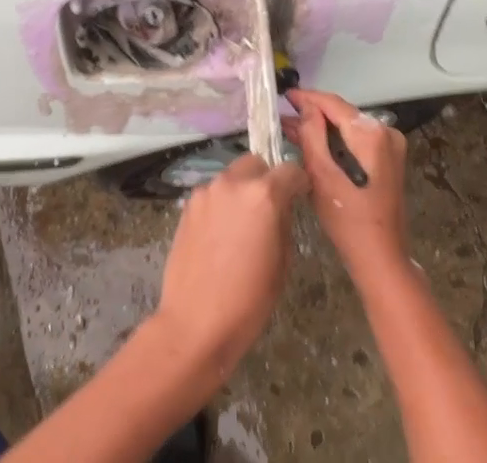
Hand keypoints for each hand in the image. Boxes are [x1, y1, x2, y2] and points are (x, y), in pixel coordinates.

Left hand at [152, 154, 307, 372]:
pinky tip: (221, 235)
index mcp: (264, 195)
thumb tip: (282, 206)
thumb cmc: (249, 299)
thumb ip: (284, 221)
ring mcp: (205, 193)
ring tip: (242, 226)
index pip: (290, 169)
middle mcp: (232, 184)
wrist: (196, 323)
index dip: (298, 183)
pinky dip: (222, 204)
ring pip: (231, 178)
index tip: (299, 197)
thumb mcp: (283, 261)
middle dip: (266, 179)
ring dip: (241, 191)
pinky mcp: (186, 208)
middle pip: (256, 164)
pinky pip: (212, 195)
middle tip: (269, 209)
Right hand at [282, 89, 410, 280]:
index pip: (334, 104)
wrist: (380, 254)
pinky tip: (315, 147)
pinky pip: (358, 141)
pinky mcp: (389, 160)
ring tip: (293, 131)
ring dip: (324, 130)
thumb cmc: (346, 218)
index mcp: (370, 133)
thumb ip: (312, 135)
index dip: (307, 98)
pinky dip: (337, 142)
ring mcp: (391, 146)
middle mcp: (386, 132)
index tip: (284, 96)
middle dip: (313, 115)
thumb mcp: (321, 174)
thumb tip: (306, 108)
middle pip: (343, 114)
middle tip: (283, 118)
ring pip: (350, 128)